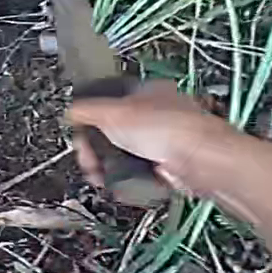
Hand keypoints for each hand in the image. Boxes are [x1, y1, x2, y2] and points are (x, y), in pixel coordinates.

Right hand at [67, 83, 243, 195]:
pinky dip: (122, 178)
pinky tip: (114, 182)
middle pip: (110, 130)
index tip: (79, 132)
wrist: (203, 163)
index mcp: (147, 90)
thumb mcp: (110, 112)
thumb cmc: (165, 128)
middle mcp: (156, 113)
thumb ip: (83, 110)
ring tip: (97, 173)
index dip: (89, 117)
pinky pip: (134, 171)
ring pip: (121, 153)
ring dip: (104, 165)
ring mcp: (163, 140)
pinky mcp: (168, 165)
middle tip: (87, 157)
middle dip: (94, 147)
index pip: (107, 100)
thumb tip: (68, 112)